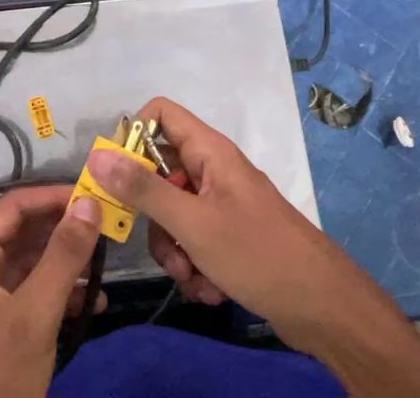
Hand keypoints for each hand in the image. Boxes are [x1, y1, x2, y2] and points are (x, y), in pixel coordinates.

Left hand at [0, 186, 102, 397]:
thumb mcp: (34, 315)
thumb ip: (63, 256)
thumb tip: (90, 203)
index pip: (13, 206)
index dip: (53, 197)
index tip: (95, 196)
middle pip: (23, 234)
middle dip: (65, 232)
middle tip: (107, 231)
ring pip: (30, 266)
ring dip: (67, 266)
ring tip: (104, 271)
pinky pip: (30, 295)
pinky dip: (59, 295)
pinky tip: (91, 304)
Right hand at [83, 98, 395, 354]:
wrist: (321, 305)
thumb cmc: (256, 252)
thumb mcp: (192, 222)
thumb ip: (143, 189)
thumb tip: (98, 156)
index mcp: (210, 152)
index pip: (161, 114)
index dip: (133, 137)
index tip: (117, 177)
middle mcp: (215, 171)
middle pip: (160, 174)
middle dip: (155, 218)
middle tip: (165, 248)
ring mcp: (224, 205)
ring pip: (175, 214)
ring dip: (176, 251)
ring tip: (193, 279)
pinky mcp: (232, 237)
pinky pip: (195, 241)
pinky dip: (196, 267)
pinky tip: (211, 291)